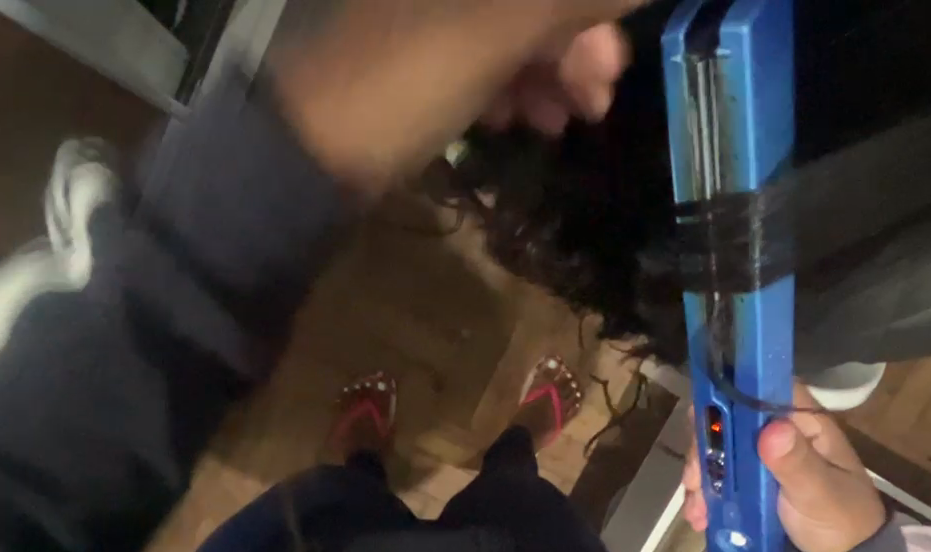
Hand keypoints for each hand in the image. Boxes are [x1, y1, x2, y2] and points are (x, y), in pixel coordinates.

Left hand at [272, 0, 641, 196]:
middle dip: (574, 42)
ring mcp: (426, 17)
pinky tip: (514, 124)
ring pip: (509, 29)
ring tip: (561, 124)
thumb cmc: (406, 80)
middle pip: (530, 0)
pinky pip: (478, 61)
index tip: (617, 51)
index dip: (588, 10)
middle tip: (597, 101)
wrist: (314, 157)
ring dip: (547, 74)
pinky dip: (506, 88)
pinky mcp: (415, 63)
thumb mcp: (500, 30)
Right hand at [680, 389, 887, 551]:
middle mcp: (777, 430)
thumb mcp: (820, 492)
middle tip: (694, 481)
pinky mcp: (749, 481)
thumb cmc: (841, 519)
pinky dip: (704, 495)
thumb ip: (797, 463)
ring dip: (700, 477)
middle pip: (728, 421)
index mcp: (801, 420)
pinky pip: (719, 478)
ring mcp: (760, 456)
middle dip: (704, 449)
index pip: (760, 389)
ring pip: (718, 451)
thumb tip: (772, 429)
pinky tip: (699, 517)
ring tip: (696, 510)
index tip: (703, 422)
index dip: (727, 398)